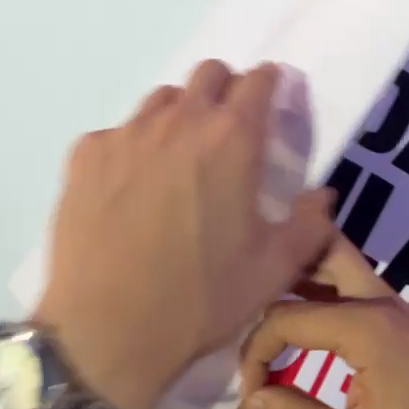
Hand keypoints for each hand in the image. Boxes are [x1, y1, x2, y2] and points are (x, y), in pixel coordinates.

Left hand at [35, 61, 334, 408]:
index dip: (270, 83)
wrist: (105, 335)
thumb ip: (310, 224)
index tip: (271, 100)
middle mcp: (181, 120)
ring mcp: (127, 133)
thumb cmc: (200, 300)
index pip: (259, 79)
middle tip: (227, 131)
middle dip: (226, 90)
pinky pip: (117, 132)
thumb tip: (322, 196)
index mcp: (232, 138)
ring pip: (162, 99)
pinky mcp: (86, 154)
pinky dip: (132, 148)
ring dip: (180, 115)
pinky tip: (129, 190)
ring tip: (178, 160)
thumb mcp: (274, 269)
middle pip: (209, 73)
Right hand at [238, 241, 408, 408]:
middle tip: (249, 307)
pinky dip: (326, 291)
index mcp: (367, 327)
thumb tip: (254, 395)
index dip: (256, 350)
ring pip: (342, 263)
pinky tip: (309, 320)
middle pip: (323, 249)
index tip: (248, 392)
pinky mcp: (407, 322)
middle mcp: (382, 301)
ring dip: (305, 276)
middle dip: (281, 269)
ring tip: (267, 306)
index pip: (288, 315)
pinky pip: (357, 286)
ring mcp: (399, 307)